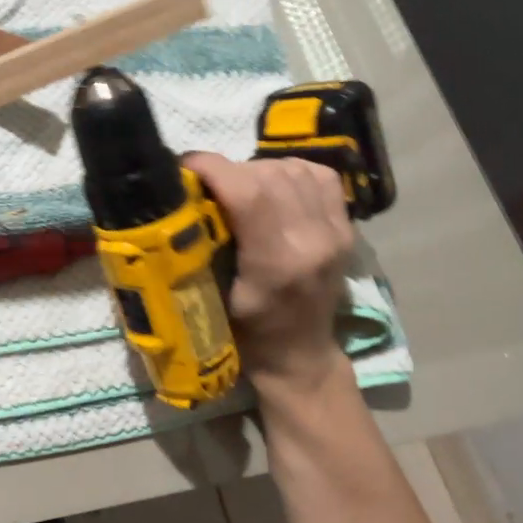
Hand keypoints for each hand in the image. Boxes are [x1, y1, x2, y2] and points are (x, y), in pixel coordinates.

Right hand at [184, 152, 353, 387]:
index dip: (211, 168)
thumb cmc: (245, 334)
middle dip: (229, 171)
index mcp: (277, 262)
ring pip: (292, 169)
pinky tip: (270, 188)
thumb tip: (176, 200)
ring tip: (236, 189)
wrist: (298, 356)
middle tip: (205, 187)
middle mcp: (313, 240)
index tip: (183, 167)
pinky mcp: (346, 227)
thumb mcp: (210, 296)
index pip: (248, 192)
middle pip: (268, 174)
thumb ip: (199, 247)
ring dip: (257, 170)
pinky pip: (317, 175)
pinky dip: (288, 172)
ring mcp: (336, 232)